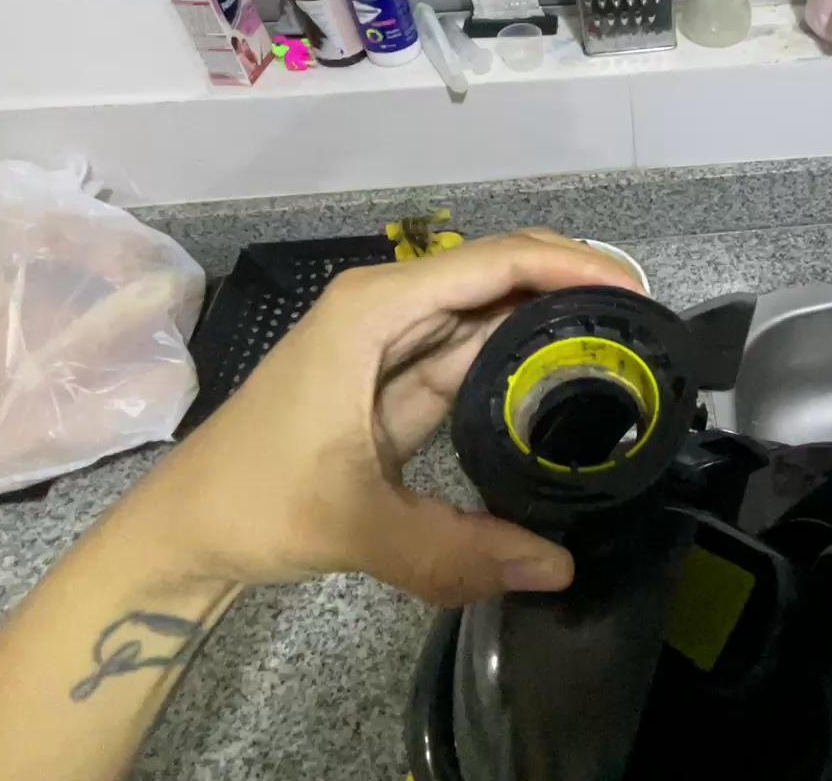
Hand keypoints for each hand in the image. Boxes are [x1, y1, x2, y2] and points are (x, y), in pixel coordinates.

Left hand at [121, 229, 643, 604]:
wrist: (189, 528)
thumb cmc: (254, 501)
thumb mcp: (354, 525)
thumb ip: (453, 551)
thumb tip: (558, 569)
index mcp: (375, 309)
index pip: (492, 262)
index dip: (568, 264)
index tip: (631, 288)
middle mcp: (393, 303)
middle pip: (501, 266)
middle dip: (574, 276)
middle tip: (642, 311)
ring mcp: (401, 333)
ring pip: (495, 299)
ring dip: (557, 306)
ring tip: (624, 328)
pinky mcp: (408, 365)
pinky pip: (481, 339)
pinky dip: (529, 343)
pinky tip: (570, 358)